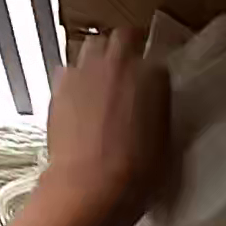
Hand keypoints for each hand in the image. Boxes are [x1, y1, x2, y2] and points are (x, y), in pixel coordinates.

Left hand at [40, 26, 170, 225]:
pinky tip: (78, 100)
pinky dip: (76, 79)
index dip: (153, 80)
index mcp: (153, 76)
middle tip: (127, 75)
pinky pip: (69, 69)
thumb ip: (159, 115)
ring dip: (99, 58)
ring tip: (101, 83)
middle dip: (126, 51)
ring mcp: (86, 69)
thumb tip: (152, 107)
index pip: (158, 64)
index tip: (151, 94)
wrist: (90, 186)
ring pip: (93, 45)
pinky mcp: (60, 84)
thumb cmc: (136, 175)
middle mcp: (120, 62)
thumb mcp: (165, 147)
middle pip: (123, 38)